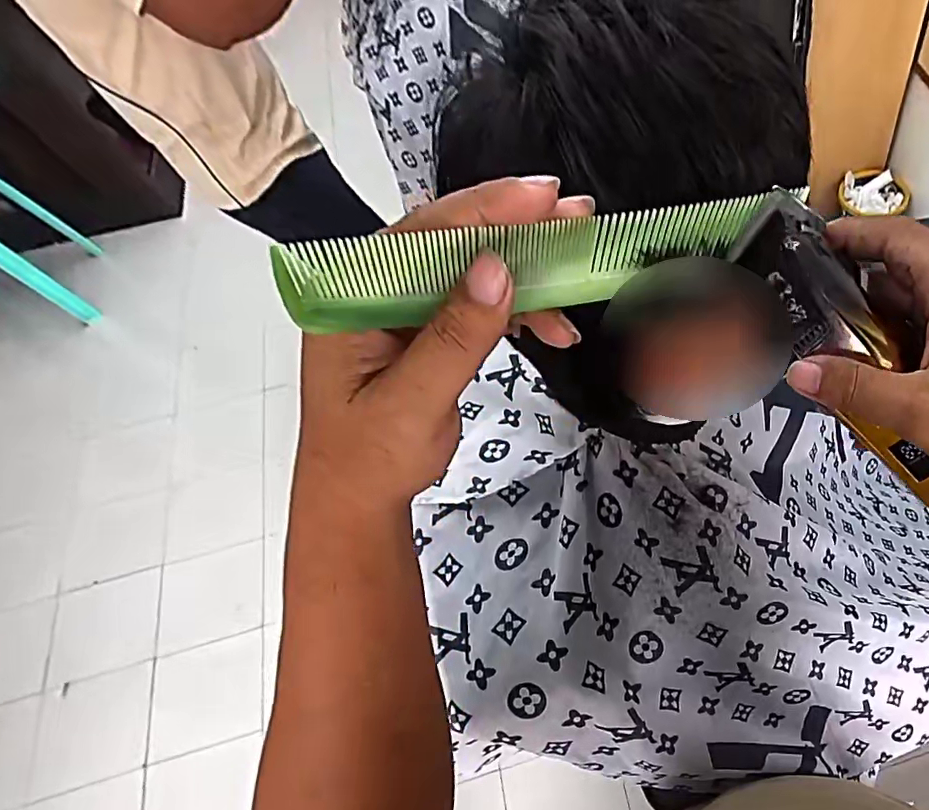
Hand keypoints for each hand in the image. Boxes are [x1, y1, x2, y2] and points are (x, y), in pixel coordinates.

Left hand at [295, 176, 591, 509]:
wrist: (360, 494)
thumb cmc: (370, 457)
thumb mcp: (411, 401)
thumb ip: (453, 337)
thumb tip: (495, 272)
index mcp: (352, 293)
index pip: (422, 235)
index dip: (486, 210)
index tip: (541, 196)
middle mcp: (377, 289)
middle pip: (453, 241)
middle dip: (517, 228)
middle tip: (574, 214)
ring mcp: (407, 309)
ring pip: (475, 272)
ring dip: (529, 275)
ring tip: (576, 274)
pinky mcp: (433, 331)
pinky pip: (482, 306)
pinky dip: (523, 312)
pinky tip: (555, 325)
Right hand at [784, 216, 928, 492]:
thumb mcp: (918, 408)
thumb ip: (854, 389)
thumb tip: (805, 373)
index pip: (896, 237)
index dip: (852, 236)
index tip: (819, 242)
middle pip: (900, 276)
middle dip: (856, 299)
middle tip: (822, 325)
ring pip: (914, 311)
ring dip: (880, 334)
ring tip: (852, 367)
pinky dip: (903, 353)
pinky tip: (890, 389)